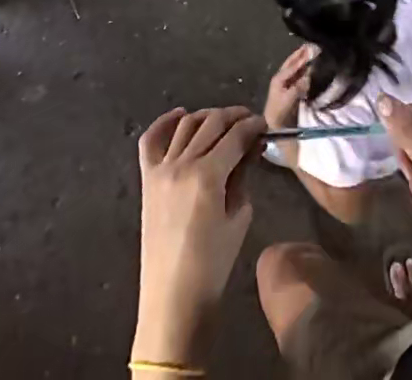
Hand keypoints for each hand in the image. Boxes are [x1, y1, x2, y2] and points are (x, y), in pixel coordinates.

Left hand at [133, 106, 266, 365]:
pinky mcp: (147, 179)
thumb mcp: (238, 216)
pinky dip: (165, 122)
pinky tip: (181, 114)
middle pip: (212, 123)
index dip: (253, 125)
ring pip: (186, 125)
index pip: (235, 135)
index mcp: (208, 176)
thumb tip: (250, 148)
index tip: (265, 125)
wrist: (173, 297)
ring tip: (224, 120)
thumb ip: (243, 175)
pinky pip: (151, 141)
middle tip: (250, 120)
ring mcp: (161, 170)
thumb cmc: (213, 264)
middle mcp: (182, 165)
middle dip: (234, 116)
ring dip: (207, 116)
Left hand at [263, 45, 312, 130]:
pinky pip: (298, 75)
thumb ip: (299, 86)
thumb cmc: (280, 112)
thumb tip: (310, 76)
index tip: (312, 49)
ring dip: (302, 60)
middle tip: (310, 45)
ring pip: (295, 68)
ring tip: (311, 52)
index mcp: (279, 78)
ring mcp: (285, 83)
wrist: (274, 126)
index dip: (302, 58)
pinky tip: (310, 67)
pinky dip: (303, 69)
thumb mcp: (289, 99)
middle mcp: (281, 78)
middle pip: (292, 63)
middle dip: (300, 54)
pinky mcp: (290, 89)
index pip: (292, 65)